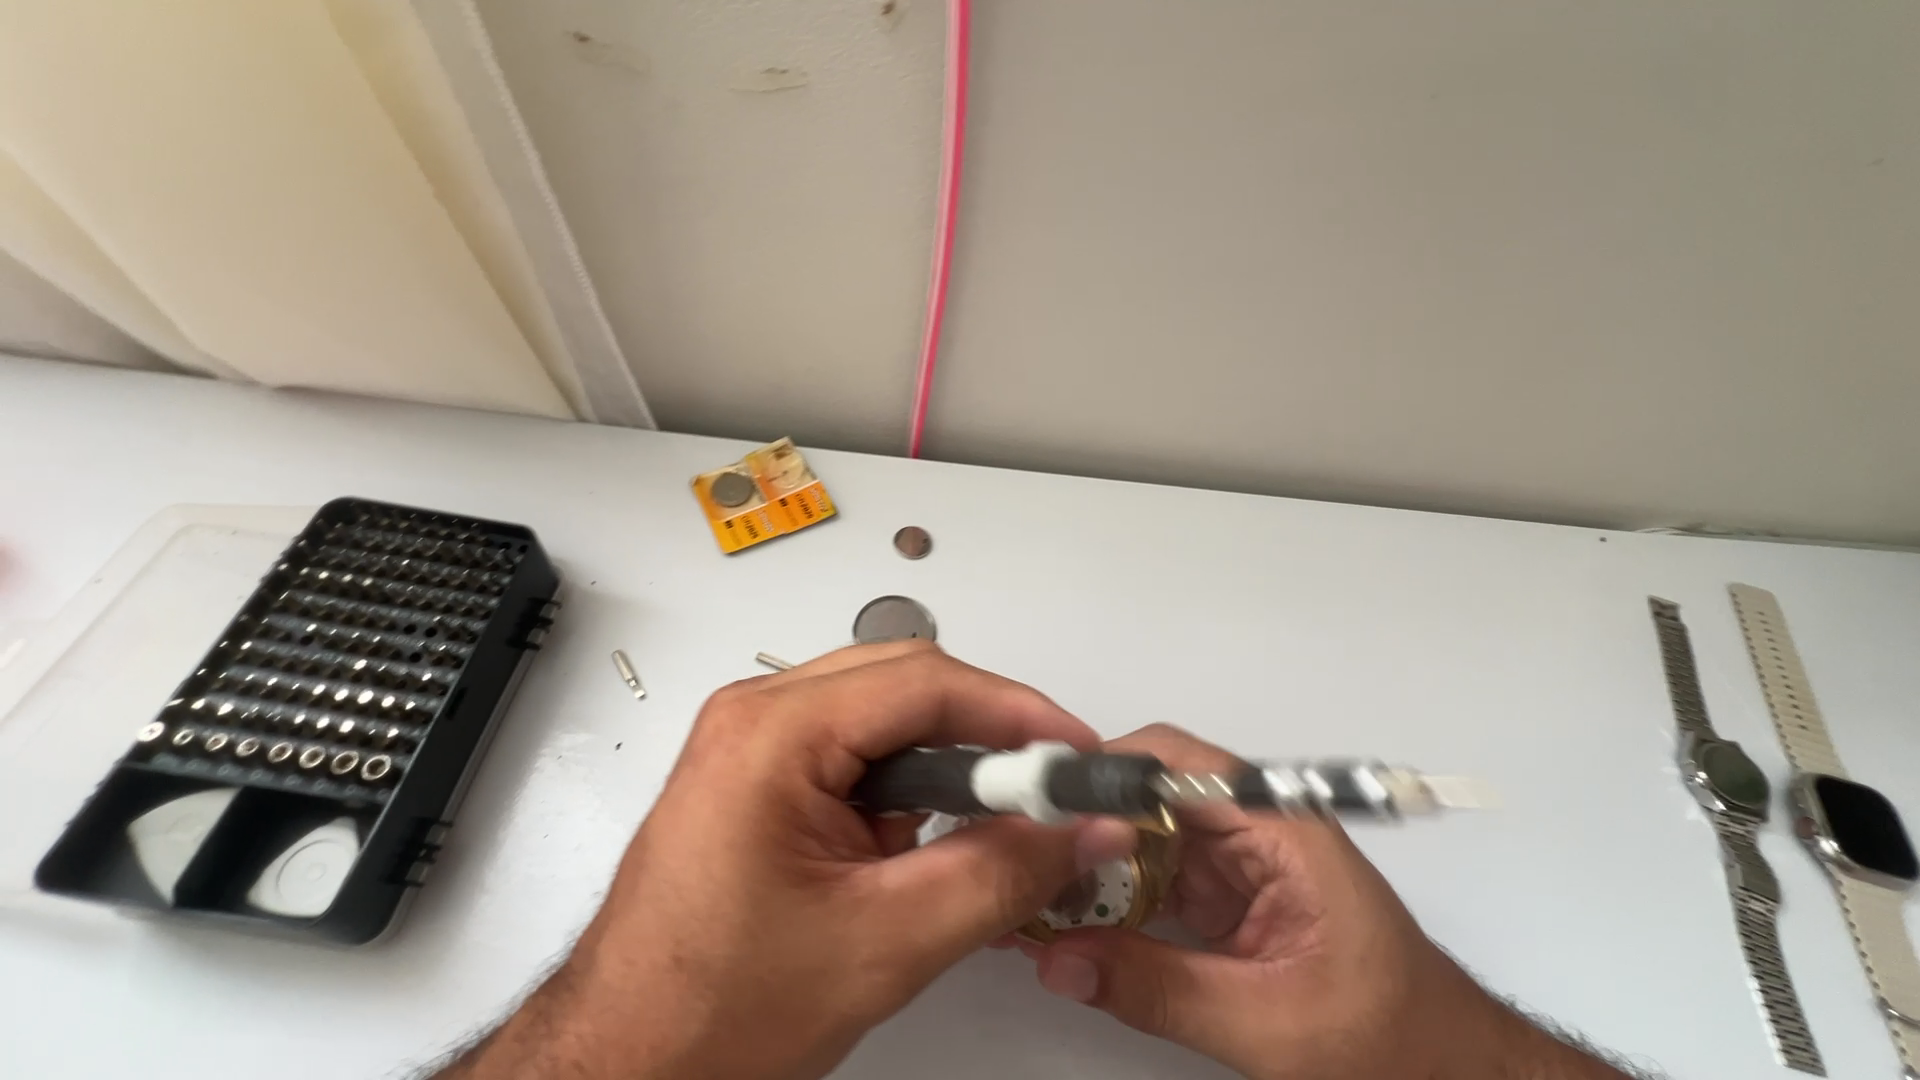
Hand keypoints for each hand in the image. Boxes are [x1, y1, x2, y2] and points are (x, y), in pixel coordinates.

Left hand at [444, 643, 1134, 1079]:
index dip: (1015, 711)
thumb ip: (999, 875)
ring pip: (886, 712)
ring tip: (997, 818)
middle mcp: (759, 714)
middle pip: (906, 681)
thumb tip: (1086, 829)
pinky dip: (910, 780)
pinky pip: (858, 746)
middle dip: (986, 730)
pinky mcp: (762, 772)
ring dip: (948, 757)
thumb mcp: (885, 943)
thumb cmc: (722, 1009)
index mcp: (774, 733)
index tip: (1077, 754)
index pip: (925, 682)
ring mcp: (755, 739)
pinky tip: (929, 834)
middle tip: (1048, 786)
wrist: (622, 1060)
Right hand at [1023, 725, 1630, 1079]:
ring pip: (1138, 836)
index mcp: (1273, 823)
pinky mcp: (1219, 898)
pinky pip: (1149, 881)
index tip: (1035, 809)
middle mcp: (1246, 825)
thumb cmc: (1386, 1039)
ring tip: (1022, 889)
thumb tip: (1053, 958)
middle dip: (1079, 822)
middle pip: (1144, 794)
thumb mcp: (1270, 1024)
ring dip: (1084, 863)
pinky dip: (1106, 900)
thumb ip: (1159, 989)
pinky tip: (1063, 922)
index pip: (1172, 762)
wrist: (1449, 1074)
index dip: (1100, 774)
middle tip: (1013, 855)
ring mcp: (1231, 862)